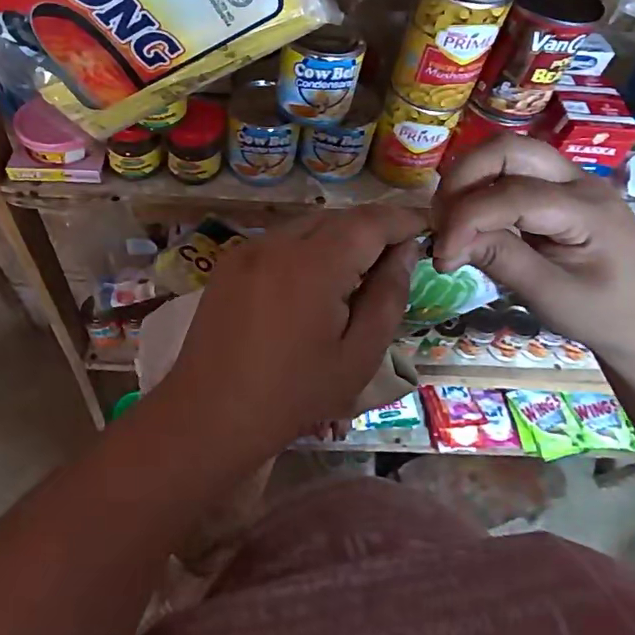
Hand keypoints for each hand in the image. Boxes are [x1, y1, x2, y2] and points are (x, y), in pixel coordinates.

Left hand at [157, 206, 425, 452]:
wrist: (210, 414)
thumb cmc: (293, 395)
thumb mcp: (358, 356)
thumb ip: (387, 296)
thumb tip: (404, 252)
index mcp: (312, 265)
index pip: (368, 221)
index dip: (401, 219)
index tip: (425, 228)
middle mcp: (276, 243)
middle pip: (336, 219)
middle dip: (370, 230)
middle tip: (394, 261)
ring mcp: (246, 250)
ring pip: (305, 227)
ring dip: (337, 240)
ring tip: (354, 277)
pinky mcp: (227, 263)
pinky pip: (278, 242)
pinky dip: (304, 250)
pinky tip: (311, 286)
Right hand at [431, 136, 634, 356]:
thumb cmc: (601, 314)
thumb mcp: (551, 297)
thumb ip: (501, 261)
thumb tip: (449, 243)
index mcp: (588, 211)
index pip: (513, 195)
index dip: (467, 219)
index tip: (442, 254)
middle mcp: (579, 181)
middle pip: (507, 149)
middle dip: (462, 178)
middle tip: (440, 220)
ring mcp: (568, 178)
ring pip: (504, 152)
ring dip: (466, 178)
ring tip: (449, 219)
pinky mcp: (554, 186)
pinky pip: (508, 169)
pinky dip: (478, 186)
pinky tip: (466, 219)